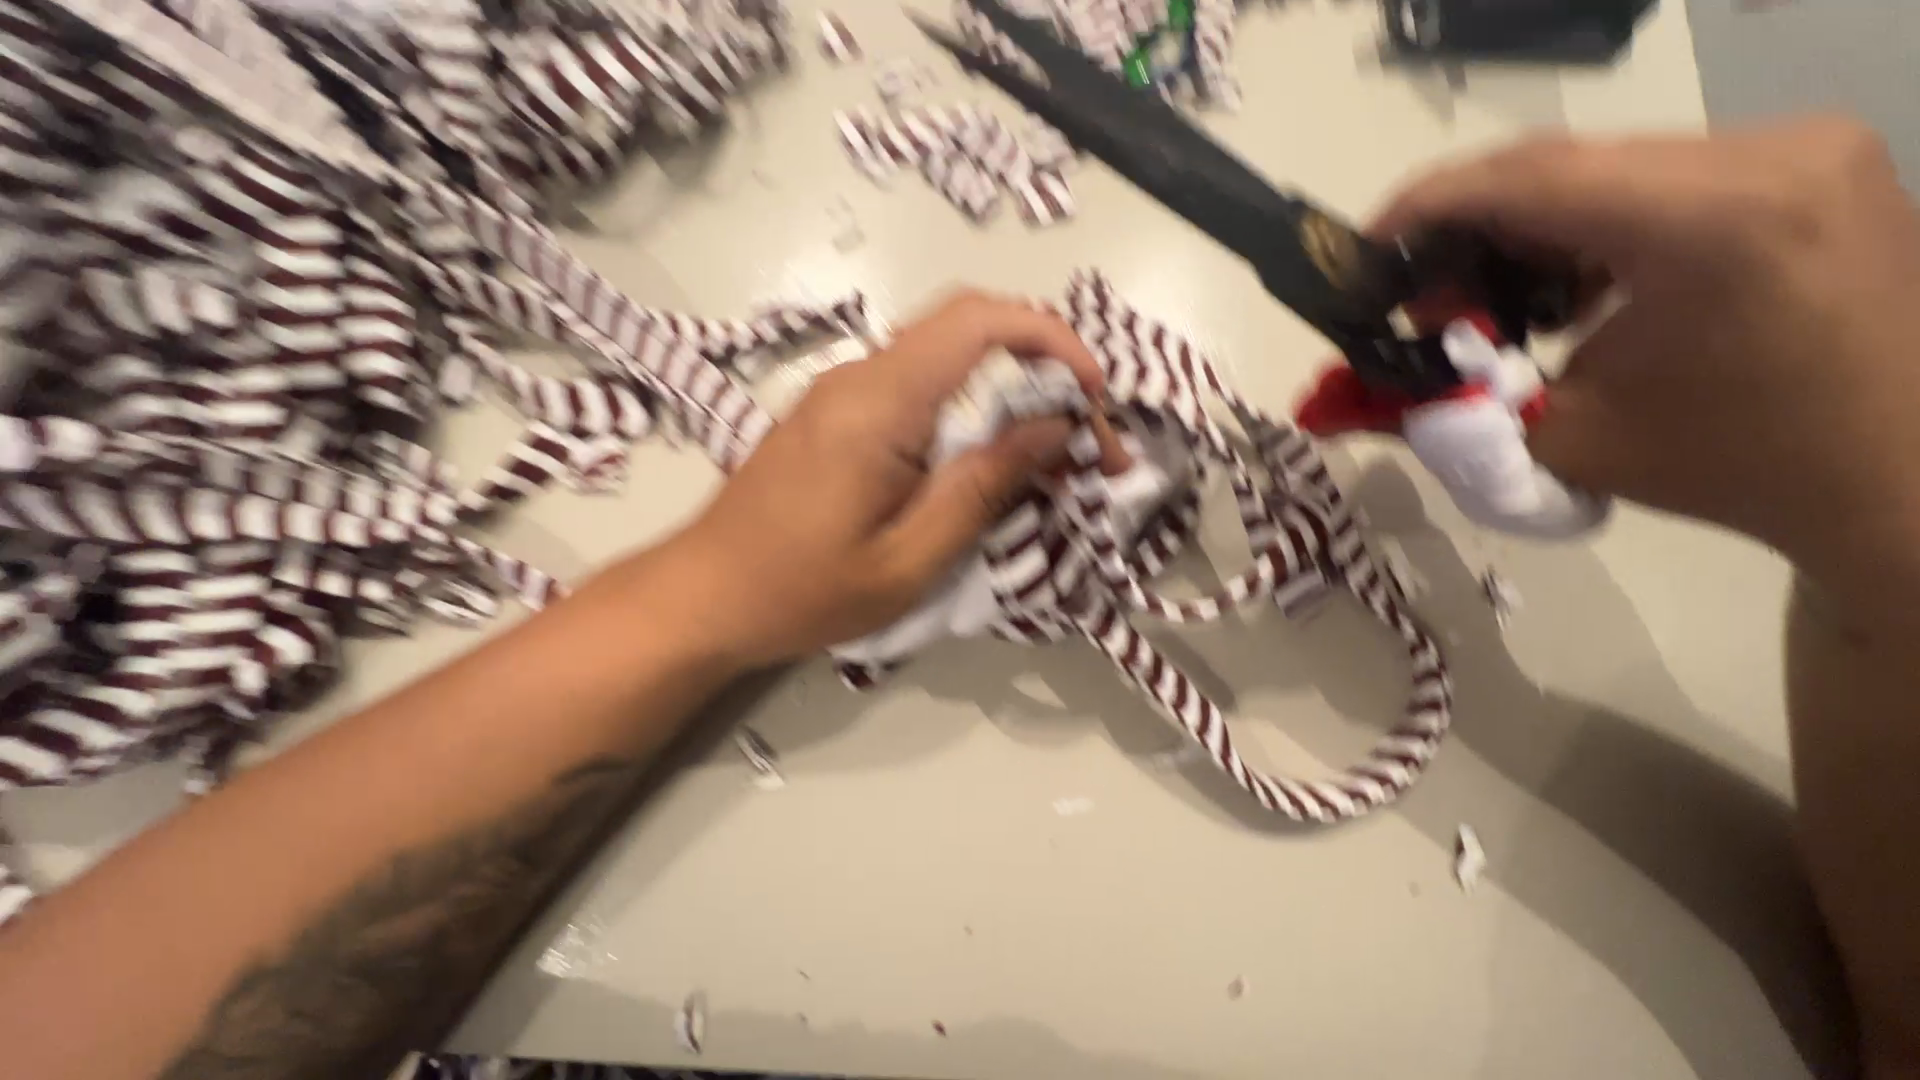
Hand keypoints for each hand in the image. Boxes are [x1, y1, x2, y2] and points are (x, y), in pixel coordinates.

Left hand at [665, 290, 1128, 668]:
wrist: (705, 597)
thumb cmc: (803, 590)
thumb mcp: (910, 558)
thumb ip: (983, 485)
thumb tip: (1052, 428)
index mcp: (879, 402)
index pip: (979, 322)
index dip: (1051, 340)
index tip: (1093, 397)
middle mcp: (860, 378)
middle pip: (970, 331)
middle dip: (1044, 373)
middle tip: (1088, 446)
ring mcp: (843, 393)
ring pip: (948, 362)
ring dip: (1010, 397)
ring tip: (1055, 464)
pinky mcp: (837, 417)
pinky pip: (919, 392)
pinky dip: (970, 414)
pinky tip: (992, 467)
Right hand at [1375, 118, 1919, 601]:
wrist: (1894, 473)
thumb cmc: (1728, 465)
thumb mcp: (1561, 439)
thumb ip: (1447, 403)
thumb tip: (1338, 401)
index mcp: (1712, 221)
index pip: (1528, 178)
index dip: (1426, 206)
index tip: (1364, 248)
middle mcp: (1765, 154)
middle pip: (1560, 165)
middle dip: (1465, 227)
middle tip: (1416, 298)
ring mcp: (1796, 148)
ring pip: (1600, 167)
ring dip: (1519, 227)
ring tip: (1482, 301)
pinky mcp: (1804, 162)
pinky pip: (1652, 175)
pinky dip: (1581, 224)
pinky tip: (1560, 285)